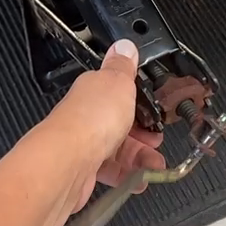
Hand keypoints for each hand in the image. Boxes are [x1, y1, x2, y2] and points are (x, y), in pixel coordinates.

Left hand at [32, 39, 165, 210]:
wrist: (68, 161)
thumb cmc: (90, 119)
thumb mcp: (118, 81)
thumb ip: (124, 65)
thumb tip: (124, 45)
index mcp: (94, 90)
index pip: (118, 94)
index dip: (139, 103)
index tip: (154, 111)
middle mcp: (86, 116)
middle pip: (120, 124)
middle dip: (144, 134)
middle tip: (157, 139)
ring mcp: (85, 144)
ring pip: (117, 150)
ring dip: (141, 158)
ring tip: (155, 166)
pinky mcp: (84, 171)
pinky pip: (111, 172)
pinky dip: (128, 177)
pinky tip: (138, 180)